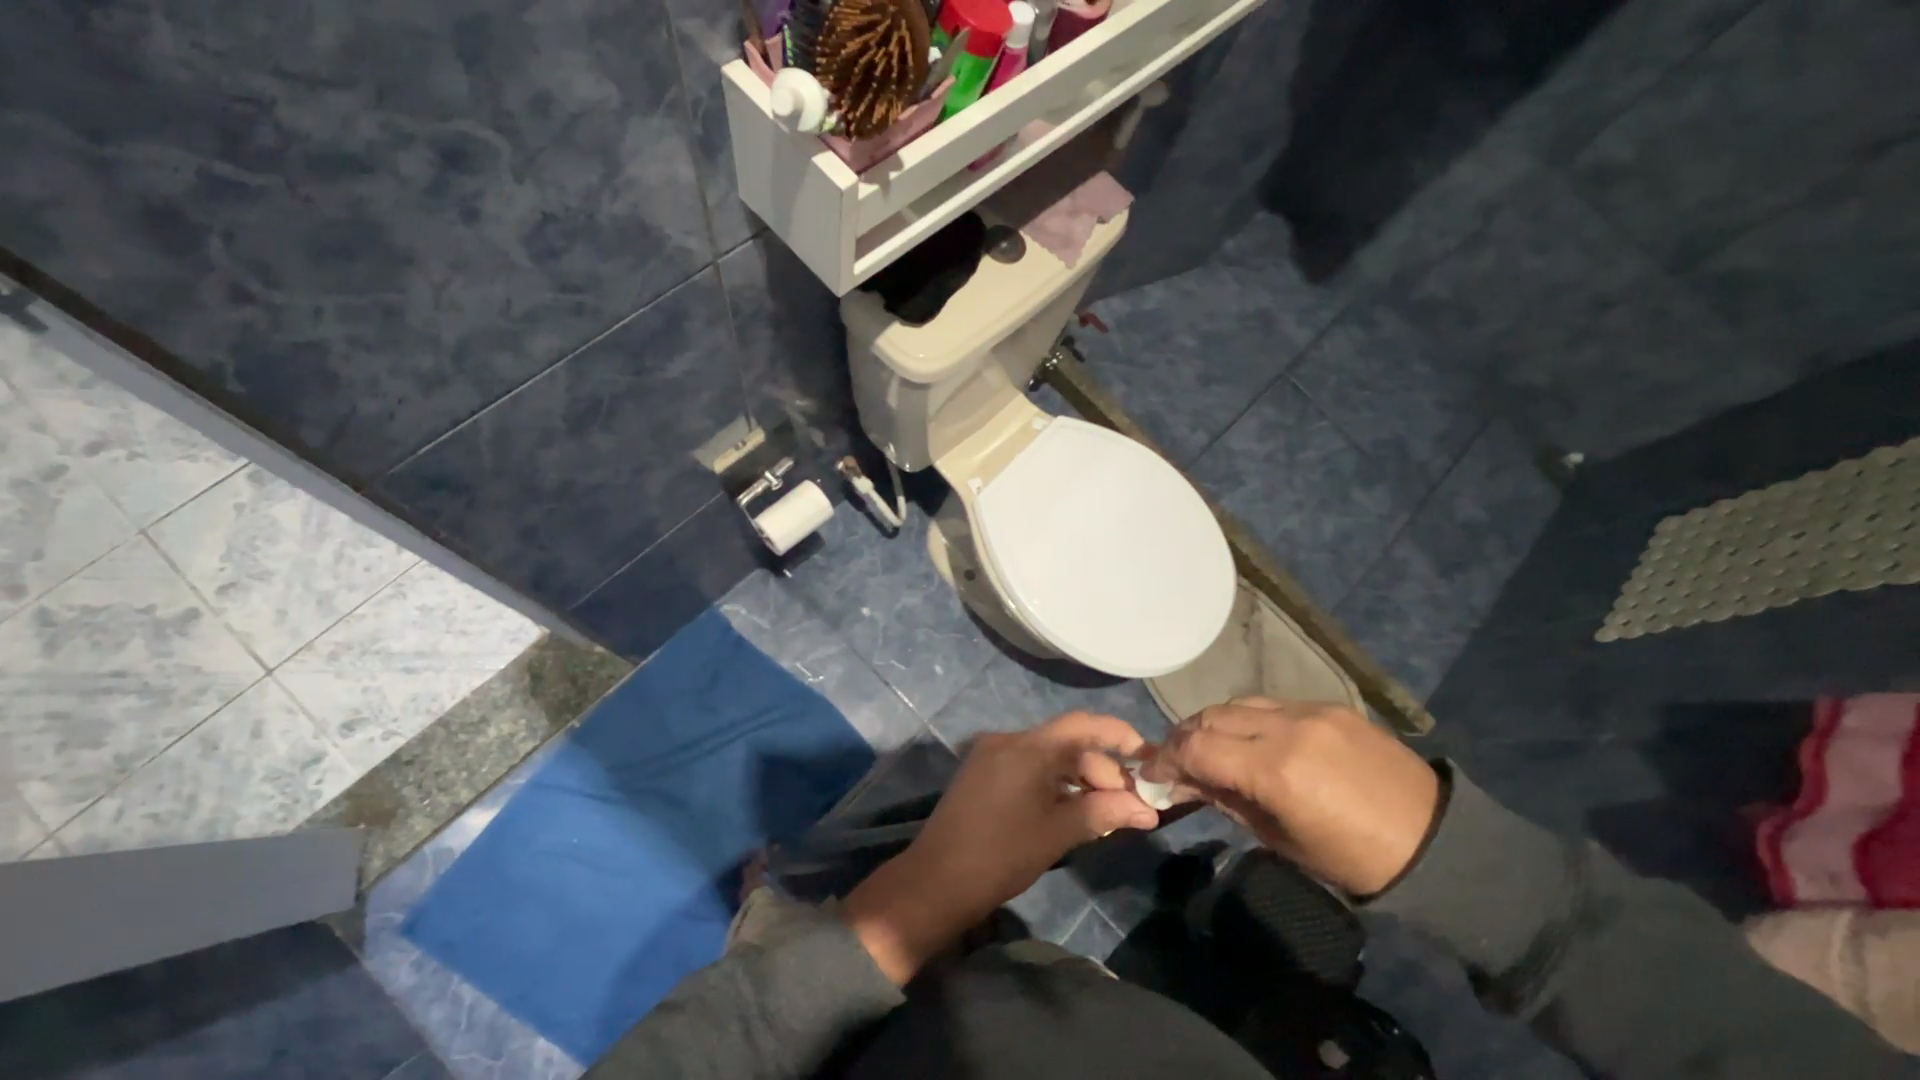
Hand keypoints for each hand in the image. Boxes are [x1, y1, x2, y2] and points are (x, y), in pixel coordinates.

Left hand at [843, 712, 1159, 982]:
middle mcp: (1008, 740)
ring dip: (1079, 777)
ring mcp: (991, 755)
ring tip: (1105, 810)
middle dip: (1101, 769)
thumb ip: (1103, 812)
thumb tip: (1147, 810)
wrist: (936, 880)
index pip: (1084, 725)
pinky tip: (1072, 809)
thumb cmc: (1002, 855)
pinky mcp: (982, 772)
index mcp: (1027, 747)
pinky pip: (1028, 766)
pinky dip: (1054, 782)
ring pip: (1048, 755)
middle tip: (1128, 804)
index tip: (1147, 757)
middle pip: (1067, 742)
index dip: (1119, 736)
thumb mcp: (1058, 833)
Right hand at [1142, 697, 1439, 896]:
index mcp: (1276, 770)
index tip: (1151, 776)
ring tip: (1210, 749)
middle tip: (1175, 762)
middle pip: (1211, 717)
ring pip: (1238, 703)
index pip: (1197, 748)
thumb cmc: (1353, 859)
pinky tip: (1251, 741)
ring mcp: (1312, 711)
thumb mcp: (1281, 841)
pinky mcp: (1331, 706)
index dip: (1165, 760)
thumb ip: (1229, 801)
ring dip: (1214, 724)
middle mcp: (1289, 728)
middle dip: (1184, 738)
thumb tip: (1188, 781)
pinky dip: (1248, 719)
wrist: (1434, 841)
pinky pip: (1272, 704)